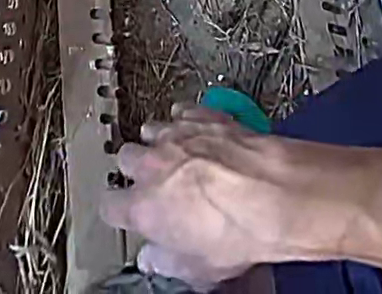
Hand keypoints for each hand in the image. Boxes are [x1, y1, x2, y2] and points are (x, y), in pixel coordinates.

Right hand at [98, 104, 381, 289]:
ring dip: (158, 142)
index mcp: (145, 206)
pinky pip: (181, 112)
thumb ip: (166, 261)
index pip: (110, 205)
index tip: (127, 213)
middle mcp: (153, 164)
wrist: (272, 191)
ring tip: (174, 155)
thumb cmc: (239, 229)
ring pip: (149, 130)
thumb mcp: (199, 269)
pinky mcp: (198, 114)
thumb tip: (155, 259)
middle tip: (153, 182)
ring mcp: (175, 134)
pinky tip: (198, 134)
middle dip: (136, 169)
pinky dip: (185, 121)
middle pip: (125, 158)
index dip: (118, 210)